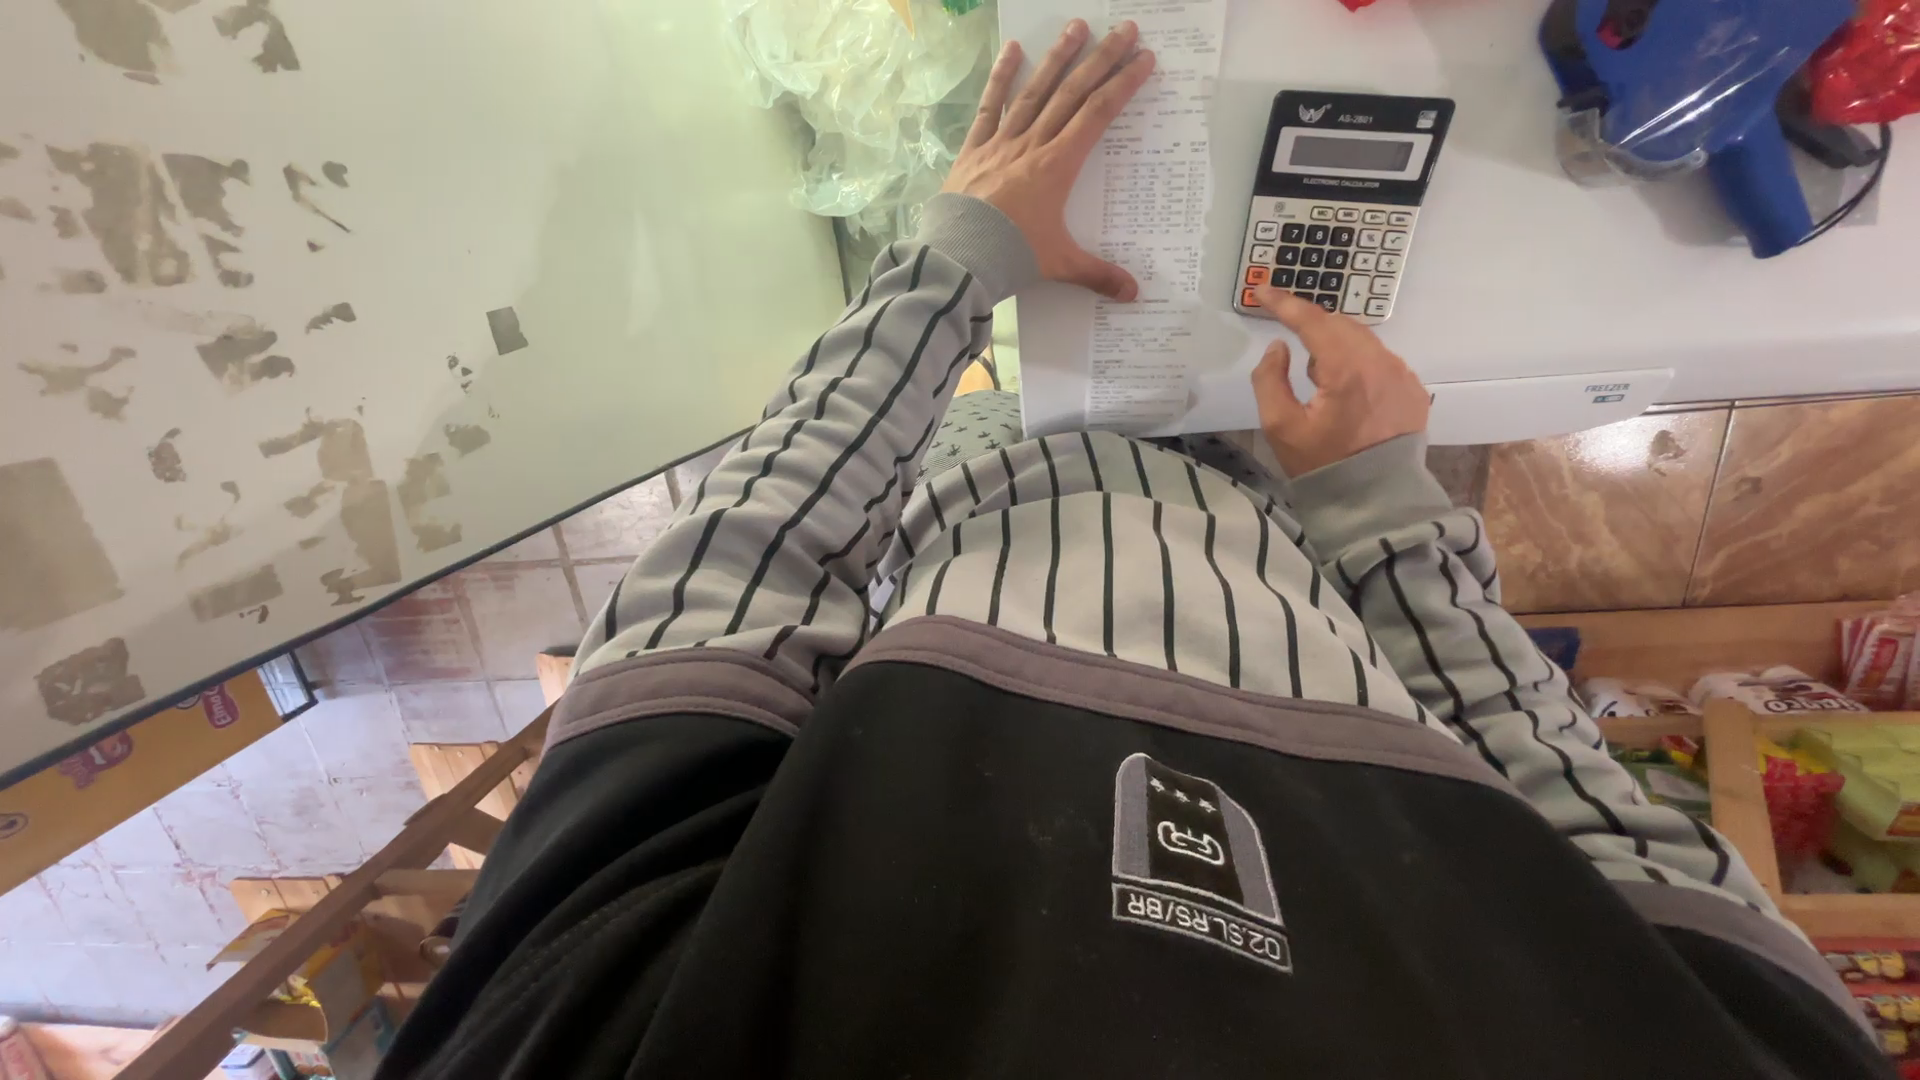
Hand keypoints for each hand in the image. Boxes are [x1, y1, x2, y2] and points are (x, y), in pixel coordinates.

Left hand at [942, 21, 1155, 299]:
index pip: (1097, 115)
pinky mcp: (974, 151)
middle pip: (1072, 93)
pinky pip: (989, 108)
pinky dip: (1000, 79)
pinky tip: (1011, 50)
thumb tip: (1132, 294)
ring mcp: (1001, 144)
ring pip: (1034, 92)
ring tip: (1076, 27)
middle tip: (1123, 29)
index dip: (1122, 85)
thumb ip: (1096, 275)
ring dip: (1057, 58)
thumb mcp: (1058, 265)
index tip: (1144, 59)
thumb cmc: (1011, 257)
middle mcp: (1032, 146)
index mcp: (1057, 167)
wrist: (959, 258)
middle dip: (1100, 59)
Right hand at [1250, 285, 1429, 476]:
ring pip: (1361, 341)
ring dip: (1333, 344)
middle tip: (1284, 331)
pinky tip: (1342, 389)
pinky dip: (1355, 361)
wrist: (1374, 499)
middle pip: (1340, 325)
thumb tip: (1278, 348)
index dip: (1285, 304)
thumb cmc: (1321, 463)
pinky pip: (1379, 360)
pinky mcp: (1411, 389)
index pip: (1313, 322)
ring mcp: (1401, 375)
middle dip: (1310, 323)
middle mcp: (1380, 363)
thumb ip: (1270, 380)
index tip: (1263, 291)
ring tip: (1314, 375)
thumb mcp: (1280, 426)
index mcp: (1346, 370)